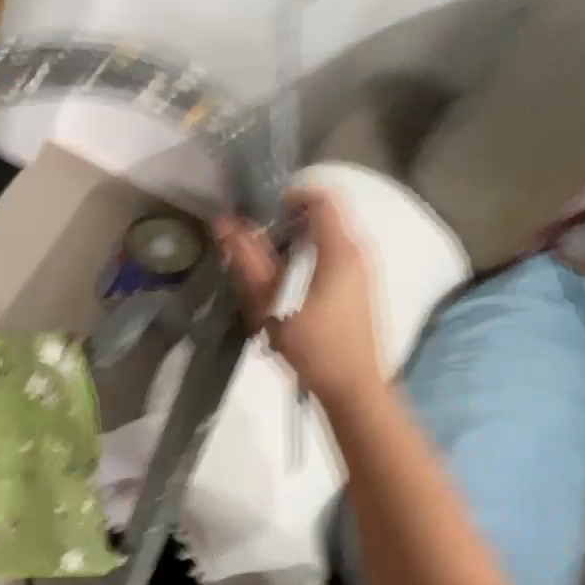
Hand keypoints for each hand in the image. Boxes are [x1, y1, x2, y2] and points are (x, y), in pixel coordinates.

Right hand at [214, 187, 381, 404]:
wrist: (354, 388)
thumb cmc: (312, 344)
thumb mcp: (270, 301)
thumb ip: (246, 258)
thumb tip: (222, 221)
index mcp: (342, 248)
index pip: (320, 196)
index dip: (285, 195)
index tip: (253, 213)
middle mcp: (359, 252)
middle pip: (320, 217)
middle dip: (281, 223)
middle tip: (248, 242)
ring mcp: (362, 271)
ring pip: (323, 239)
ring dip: (289, 245)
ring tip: (259, 268)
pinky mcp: (358, 289)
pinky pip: (329, 257)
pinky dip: (303, 260)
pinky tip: (281, 289)